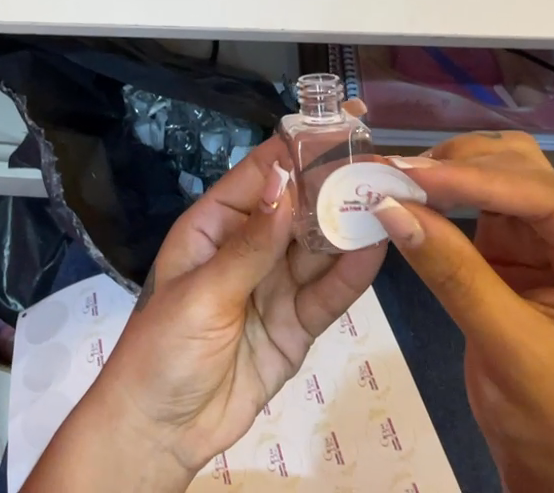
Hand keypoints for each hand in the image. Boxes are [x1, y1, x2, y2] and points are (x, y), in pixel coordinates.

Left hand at [25, 129, 386, 491]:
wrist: (161, 429)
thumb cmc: (164, 347)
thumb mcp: (203, 291)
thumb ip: (251, 244)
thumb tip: (285, 180)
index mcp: (213, 225)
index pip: (260, 176)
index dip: (296, 150)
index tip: (338, 125)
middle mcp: (248, 247)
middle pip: (297, 209)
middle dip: (334, 187)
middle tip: (382, 164)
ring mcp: (274, 287)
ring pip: (318, 248)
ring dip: (350, 225)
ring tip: (391, 199)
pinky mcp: (296, 326)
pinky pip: (327, 294)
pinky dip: (352, 274)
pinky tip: (378, 249)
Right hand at [374, 131, 553, 492]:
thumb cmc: (552, 421)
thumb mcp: (506, 348)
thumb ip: (452, 273)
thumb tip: (390, 207)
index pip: (548, 199)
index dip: (478, 179)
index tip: (413, 175)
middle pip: (528, 172)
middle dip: (462, 167)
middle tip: (396, 172)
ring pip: (503, 174)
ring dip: (451, 170)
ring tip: (398, 178)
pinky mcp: (520, 248)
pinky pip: (481, 200)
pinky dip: (445, 192)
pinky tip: (411, 193)